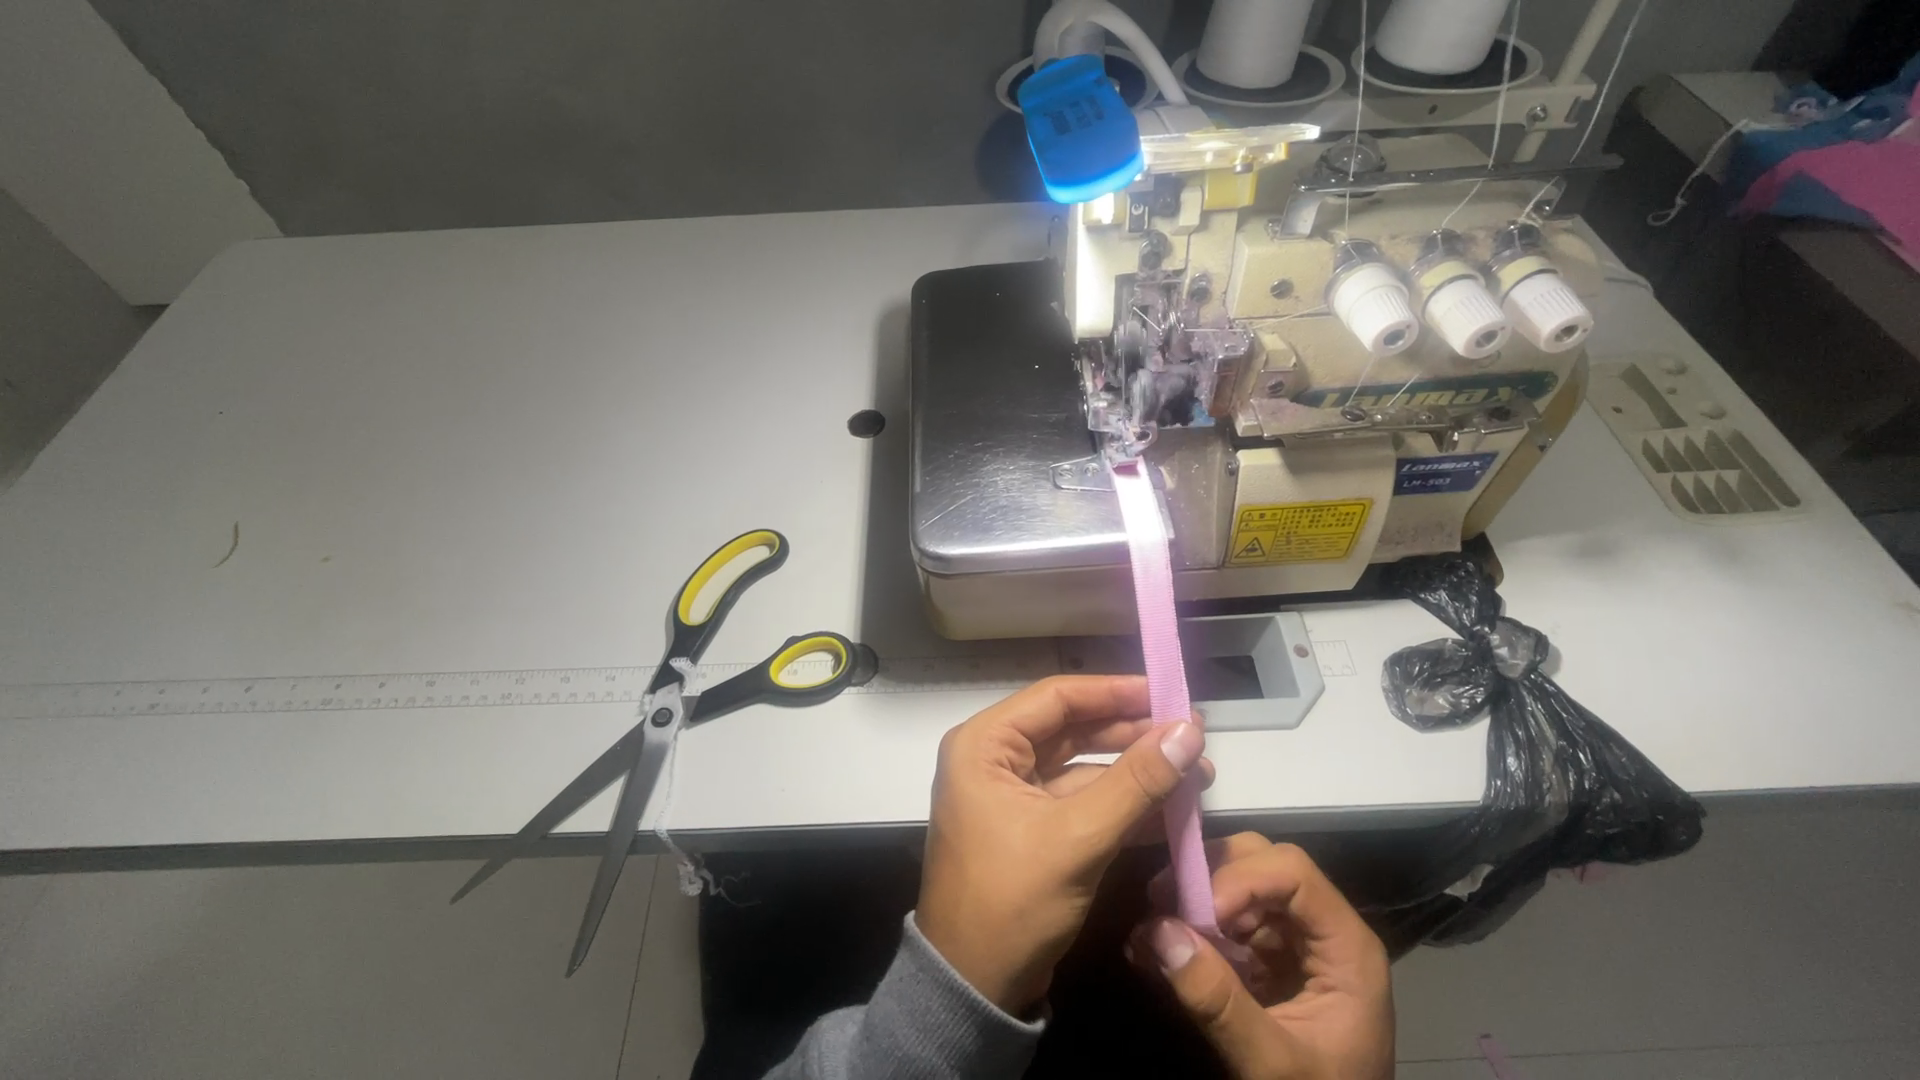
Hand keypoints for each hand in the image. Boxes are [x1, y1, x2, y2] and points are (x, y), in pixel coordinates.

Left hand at [916, 675, 1208, 1014]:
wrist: (973, 987)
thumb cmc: (1012, 901)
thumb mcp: (1078, 838)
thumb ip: (1136, 781)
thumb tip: (1189, 730)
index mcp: (985, 745)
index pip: (1057, 697)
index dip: (1116, 691)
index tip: (1170, 693)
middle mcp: (994, 759)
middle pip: (1073, 728)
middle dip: (1133, 733)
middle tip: (1192, 734)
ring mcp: (1013, 794)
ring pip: (1082, 766)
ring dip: (1135, 770)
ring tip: (1196, 769)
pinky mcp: (1032, 828)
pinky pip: (1082, 801)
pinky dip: (1123, 802)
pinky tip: (1172, 806)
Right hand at [1132, 834, 1393, 1078]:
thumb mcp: (1273, 1065)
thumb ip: (1220, 1003)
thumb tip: (1160, 931)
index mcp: (1346, 947)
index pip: (1293, 872)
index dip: (1239, 878)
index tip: (1194, 912)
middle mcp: (1322, 930)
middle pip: (1265, 863)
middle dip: (1210, 876)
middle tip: (1163, 902)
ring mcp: (1294, 943)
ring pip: (1242, 884)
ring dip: (1196, 898)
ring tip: (1156, 929)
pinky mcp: (1269, 961)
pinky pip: (1228, 921)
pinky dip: (1192, 925)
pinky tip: (1157, 946)